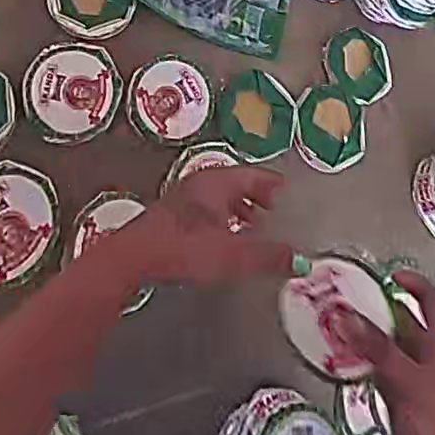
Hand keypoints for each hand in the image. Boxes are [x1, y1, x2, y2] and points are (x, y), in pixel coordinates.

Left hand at [114, 167, 291, 285]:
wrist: (135, 256)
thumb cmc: (185, 247)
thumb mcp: (233, 255)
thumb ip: (268, 257)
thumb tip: (299, 260)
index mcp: (219, 181)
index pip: (257, 175)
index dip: (276, 185)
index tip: (293, 195)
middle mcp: (203, 182)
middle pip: (240, 183)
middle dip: (261, 197)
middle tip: (279, 212)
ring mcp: (186, 196)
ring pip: (222, 196)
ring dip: (242, 209)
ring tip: (257, 227)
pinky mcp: (174, 214)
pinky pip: (209, 209)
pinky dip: (225, 218)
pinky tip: (227, 239)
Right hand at [335, 270, 434, 434]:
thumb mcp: (405, 379)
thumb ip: (375, 346)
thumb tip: (347, 315)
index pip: (428, 298)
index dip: (409, 281)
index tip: (387, 274)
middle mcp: (434, 358)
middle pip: (405, 321)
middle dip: (379, 310)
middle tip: (354, 301)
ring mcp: (421, 381)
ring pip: (392, 347)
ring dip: (369, 337)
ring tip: (345, 328)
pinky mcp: (408, 401)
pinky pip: (384, 372)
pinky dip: (367, 363)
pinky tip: (352, 362)